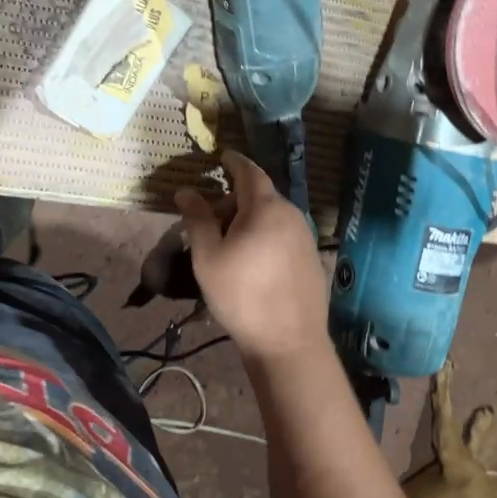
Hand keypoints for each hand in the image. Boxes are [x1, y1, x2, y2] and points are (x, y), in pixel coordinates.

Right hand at [176, 151, 329, 367]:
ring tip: (226, 239)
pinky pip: (282, 234)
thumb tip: (186, 191)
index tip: (222, 156)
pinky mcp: (311, 258)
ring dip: (249, 218)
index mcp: (266, 207)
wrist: (289, 341)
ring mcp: (305, 237)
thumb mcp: (208, 257)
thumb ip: (197, 219)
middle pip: (260, 195)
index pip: (249, 172)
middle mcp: (291, 214)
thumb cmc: (242, 295)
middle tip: (211, 214)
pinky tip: (250, 258)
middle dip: (235, 198)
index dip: (234, 162)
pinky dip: (264, 234)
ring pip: (272, 216)